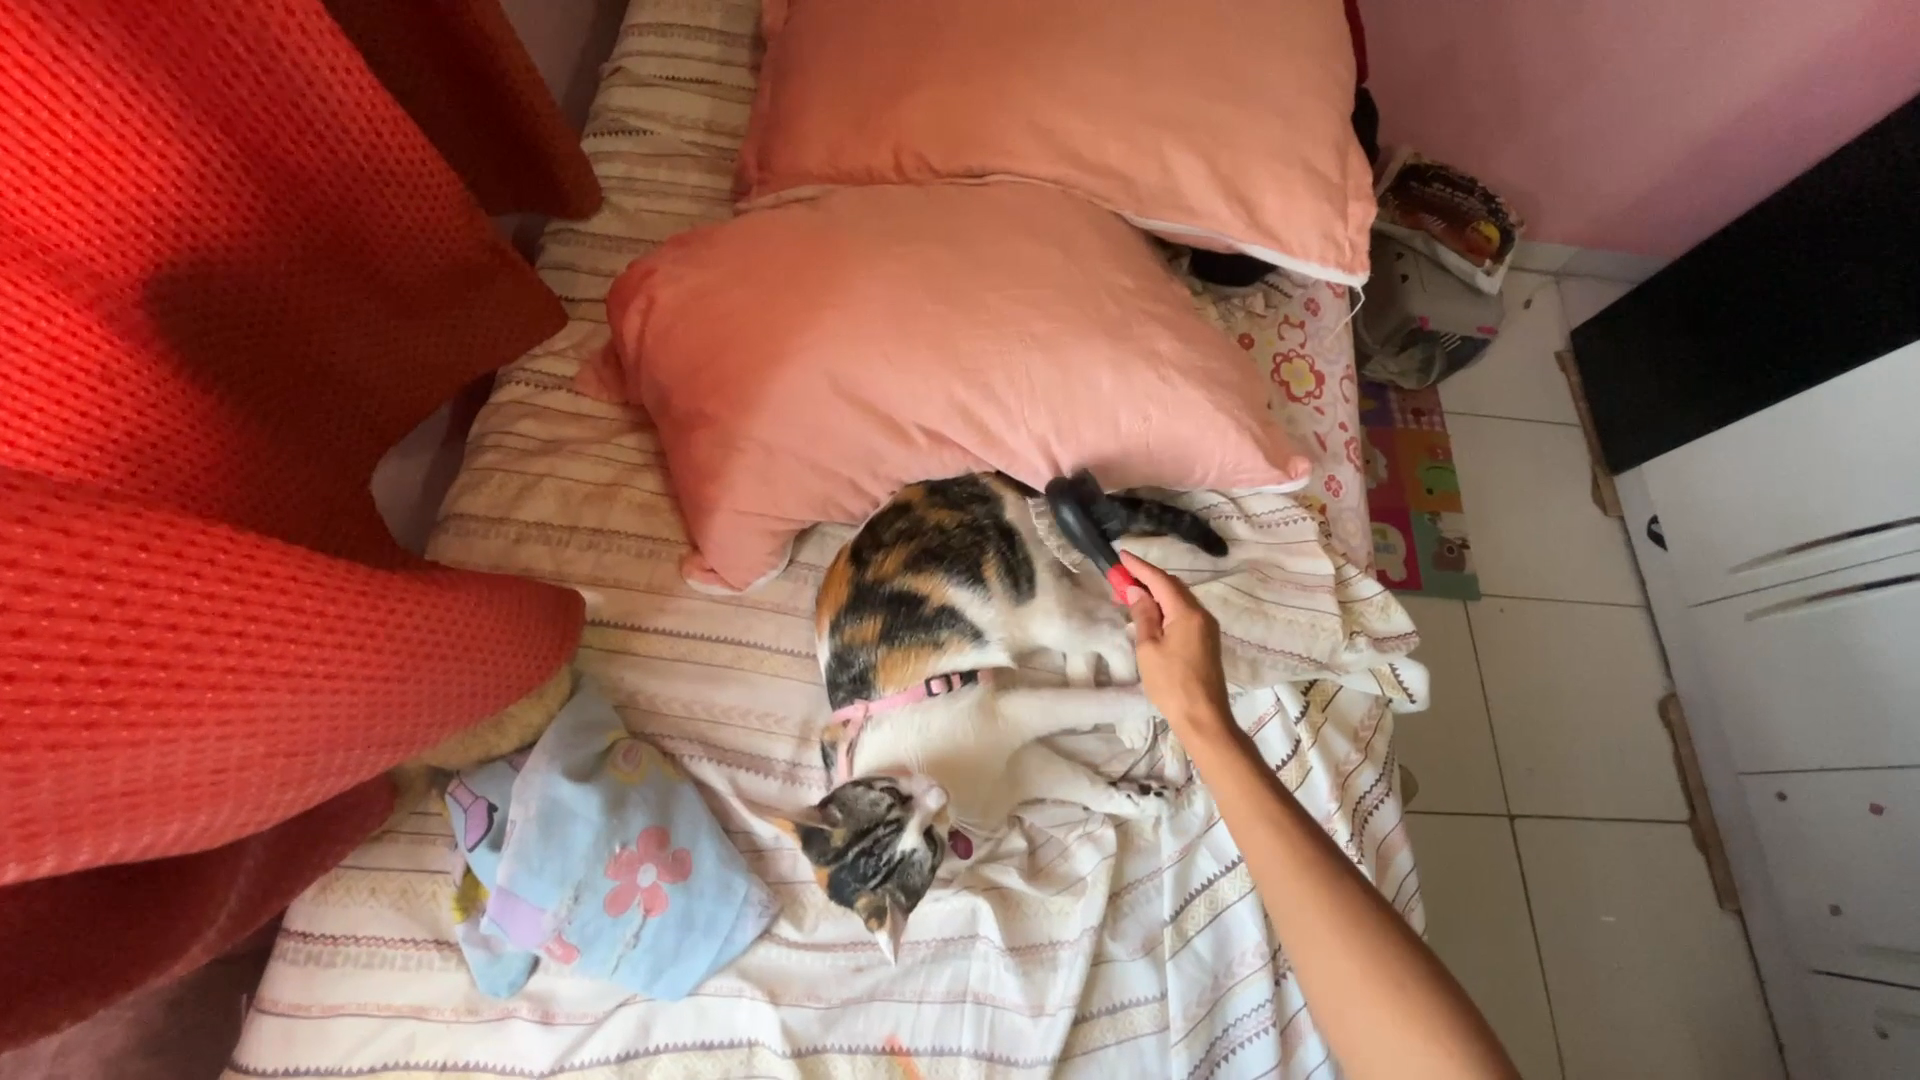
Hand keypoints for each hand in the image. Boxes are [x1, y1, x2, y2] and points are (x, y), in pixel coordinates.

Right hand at [1120, 552, 1232, 735]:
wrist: (1203, 717)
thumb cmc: (1171, 684)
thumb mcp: (1149, 648)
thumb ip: (1143, 616)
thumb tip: (1136, 591)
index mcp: (1187, 613)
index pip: (1160, 580)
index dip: (1140, 567)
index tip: (1121, 555)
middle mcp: (1201, 614)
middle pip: (1172, 587)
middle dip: (1146, 579)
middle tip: (1120, 577)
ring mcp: (1207, 628)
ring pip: (1179, 600)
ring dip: (1155, 594)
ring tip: (1130, 594)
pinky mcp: (1206, 641)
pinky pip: (1184, 614)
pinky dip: (1165, 607)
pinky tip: (1150, 614)